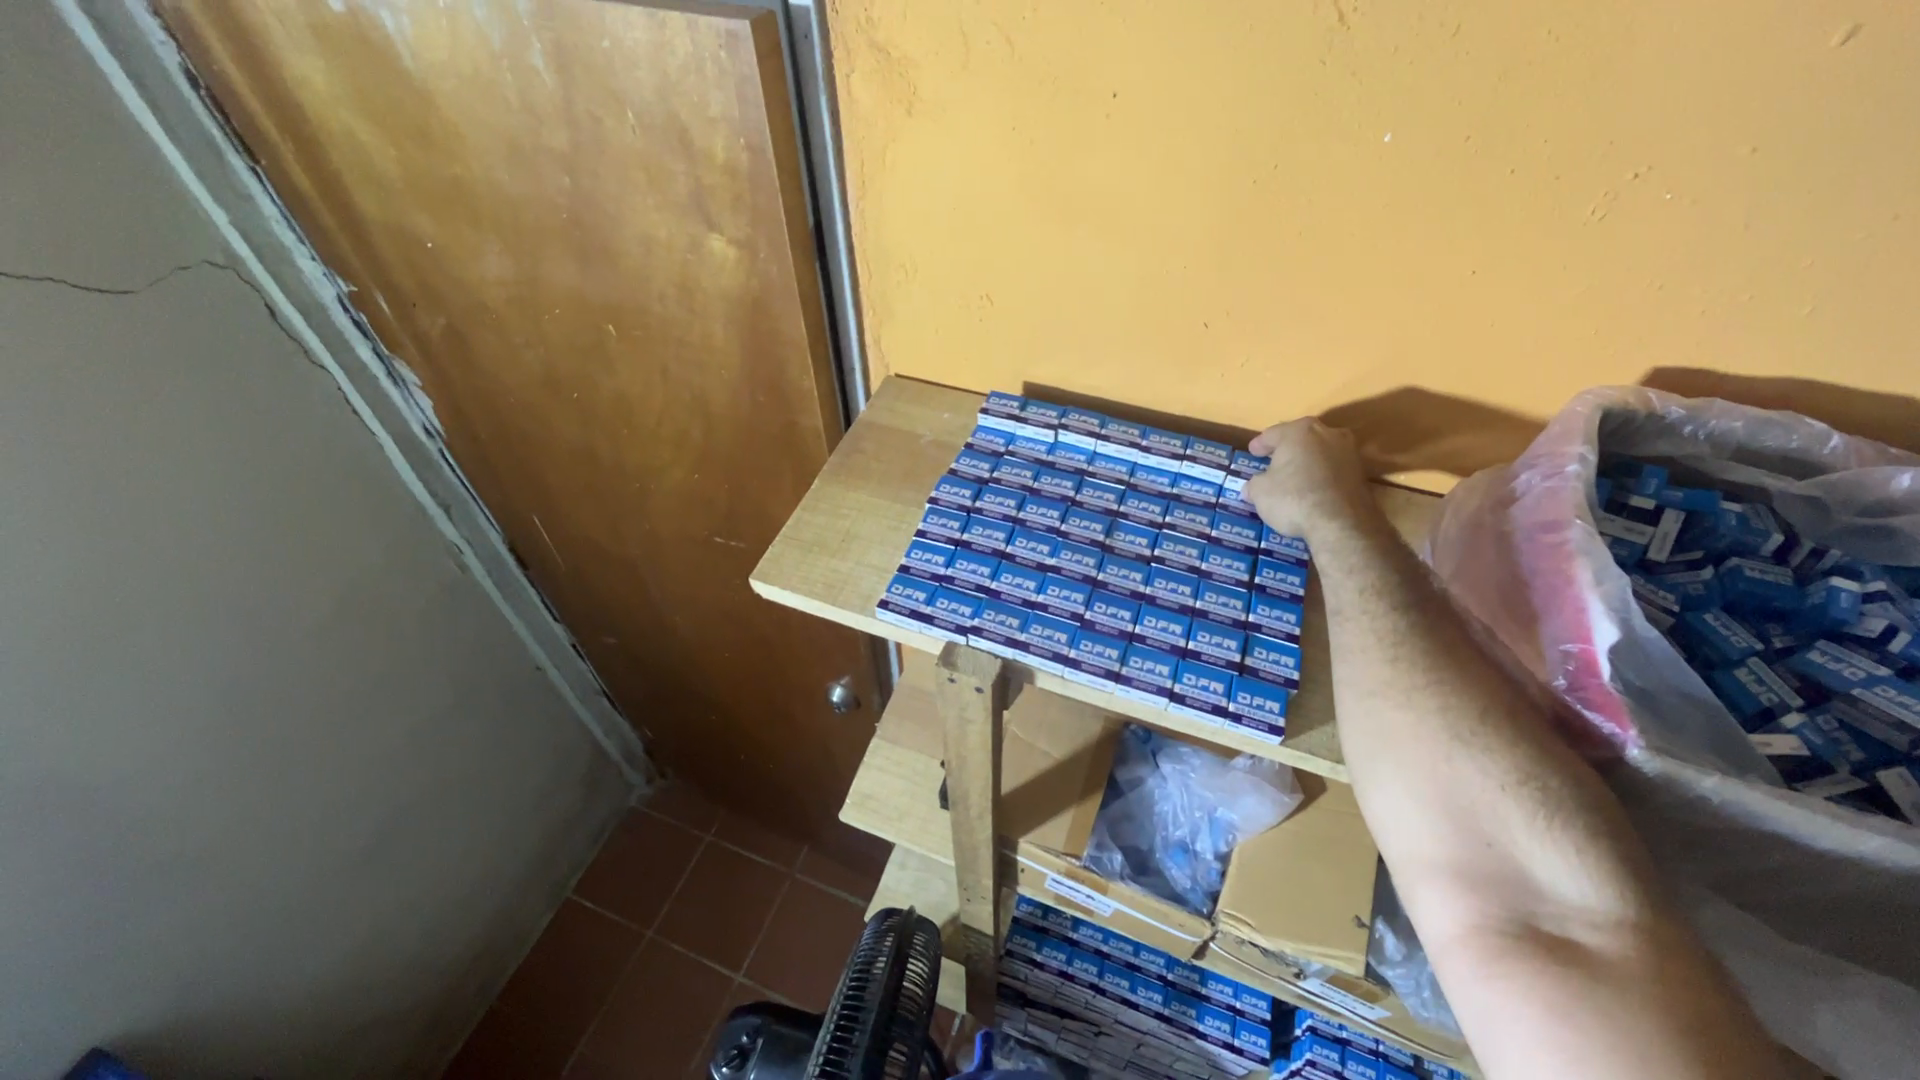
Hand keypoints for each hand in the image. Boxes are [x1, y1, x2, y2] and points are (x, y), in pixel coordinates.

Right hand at [1243, 418, 1372, 538]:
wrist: (1341, 523)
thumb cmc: (1293, 498)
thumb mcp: (1260, 492)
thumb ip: (1255, 484)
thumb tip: (1252, 487)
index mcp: (1299, 431)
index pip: (1273, 434)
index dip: (1260, 444)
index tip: (1253, 452)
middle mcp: (1327, 434)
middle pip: (1301, 439)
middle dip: (1287, 449)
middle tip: (1274, 461)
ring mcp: (1349, 452)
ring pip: (1320, 453)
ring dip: (1308, 462)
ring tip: (1296, 476)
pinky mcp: (1361, 474)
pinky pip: (1333, 470)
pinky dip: (1322, 477)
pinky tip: (1314, 490)